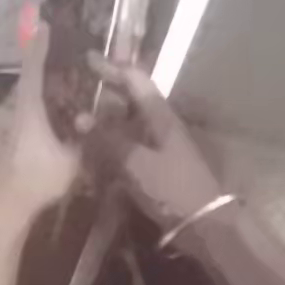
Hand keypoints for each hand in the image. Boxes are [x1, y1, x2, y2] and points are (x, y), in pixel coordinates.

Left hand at [0, 28, 78, 216]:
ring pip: (17, 105)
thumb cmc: (39, 180)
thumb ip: (83, 141)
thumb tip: (92, 126)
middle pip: (25, 86)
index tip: (43, 25)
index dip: (39, 47)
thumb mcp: (72, 162)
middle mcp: (10, 112)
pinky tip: (37, 131)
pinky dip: (26, 118)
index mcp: (28, 109)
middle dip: (40, 75)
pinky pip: (13, 122)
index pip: (33, 69)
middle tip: (57, 71)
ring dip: (33, 100)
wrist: (3, 207)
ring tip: (51, 101)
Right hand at [86, 53, 223, 228]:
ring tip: (80, 121)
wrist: (205, 225)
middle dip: (107, 94)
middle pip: (132, 102)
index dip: (111, 69)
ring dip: (107, 122)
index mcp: (160, 117)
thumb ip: (109, 140)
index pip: (135, 81)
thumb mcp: (138, 163)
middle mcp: (161, 127)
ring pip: (131, 126)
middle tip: (79, 90)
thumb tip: (80, 118)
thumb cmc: (173, 189)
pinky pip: (132, 150)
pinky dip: (114, 147)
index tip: (87, 60)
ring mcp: (162, 149)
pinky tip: (96, 154)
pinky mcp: (159, 170)